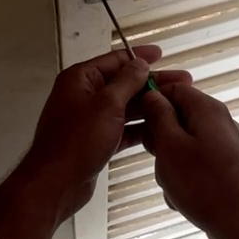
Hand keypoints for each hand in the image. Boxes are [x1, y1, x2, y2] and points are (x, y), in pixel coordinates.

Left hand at [19, 46, 191, 223]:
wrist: (57, 183)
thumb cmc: (77, 140)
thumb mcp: (107, 105)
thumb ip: (126, 81)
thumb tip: (139, 63)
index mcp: (80, 79)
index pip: (114, 60)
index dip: (139, 57)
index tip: (161, 55)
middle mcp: (83, 95)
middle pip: (122, 83)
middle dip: (151, 82)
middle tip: (181, 81)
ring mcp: (89, 119)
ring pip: (124, 106)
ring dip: (148, 105)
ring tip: (177, 104)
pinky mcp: (95, 140)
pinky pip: (121, 128)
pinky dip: (139, 128)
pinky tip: (160, 129)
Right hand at [140, 84, 238, 238]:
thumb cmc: (205, 185)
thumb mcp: (170, 145)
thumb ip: (159, 115)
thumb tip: (152, 96)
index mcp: (207, 110)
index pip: (173, 89)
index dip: (151, 101)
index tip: (137, 120)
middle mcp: (219, 122)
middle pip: (177, 117)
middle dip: (160, 139)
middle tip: (158, 158)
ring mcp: (224, 145)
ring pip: (182, 143)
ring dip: (170, 162)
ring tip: (173, 182)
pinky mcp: (225, 166)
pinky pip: (194, 162)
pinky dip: (183, 175)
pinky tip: (182, 195)